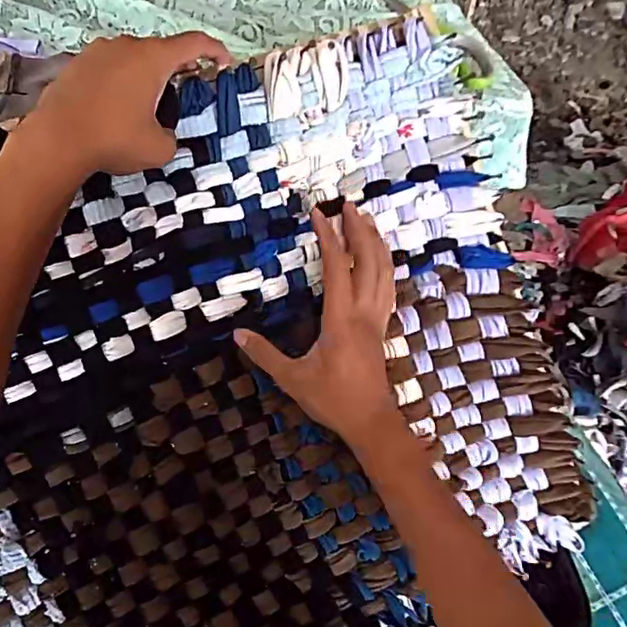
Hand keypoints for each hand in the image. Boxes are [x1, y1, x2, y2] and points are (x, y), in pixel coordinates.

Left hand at [17, 32, 230, 180]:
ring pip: (132, 59)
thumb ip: (171, 137)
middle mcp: (125, 46)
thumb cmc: (113, 139)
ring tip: (143, 107)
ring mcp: (97, 53)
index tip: (223, 63)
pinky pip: (107, 69)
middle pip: (161, 51)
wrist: (56, 141)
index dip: (214, 51)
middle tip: (182, 93)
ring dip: (144, 78)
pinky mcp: (75, 66)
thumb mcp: (158, 148)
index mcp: (152, 58)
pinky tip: (113, 109)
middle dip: (176, 70)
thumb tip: (163, 134)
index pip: (194, 43)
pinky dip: (118, 84)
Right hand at [235, 201, 404, 446]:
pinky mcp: (382, 327)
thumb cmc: (332, 399)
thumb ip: (265, 355)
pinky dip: (385, 265)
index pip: (337, 268)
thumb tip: (238, 335)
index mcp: (340, 319)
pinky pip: (388, 287)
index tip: (318, 214)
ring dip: (375, 243)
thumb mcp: (292, 379)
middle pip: (368, 261)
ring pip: (384, 271)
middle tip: (347, 205)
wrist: (371, 421)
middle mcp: (363, 313)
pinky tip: (380, 259)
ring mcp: (377, 319)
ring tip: (366, 221)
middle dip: (358, 230)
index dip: (328, 237)